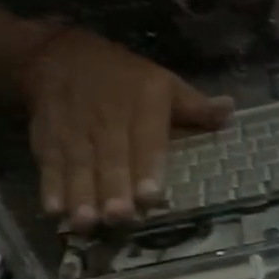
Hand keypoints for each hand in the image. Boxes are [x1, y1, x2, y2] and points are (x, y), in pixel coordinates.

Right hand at [20, 28, 232, 228]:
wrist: (59, 56)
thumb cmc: (122, 76)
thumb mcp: (163, 82)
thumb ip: (195, 106)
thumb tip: (230, 112)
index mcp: (142, 104)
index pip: (146, 138)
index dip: (148, 167)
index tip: (152, 195)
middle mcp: (108, 120)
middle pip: (111, 157)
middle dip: (113, 188)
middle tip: (119, 216)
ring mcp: (75, 131)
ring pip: (79, 166)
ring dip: (82, 195)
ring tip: (88, 222)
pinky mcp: (47, 140)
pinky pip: (49, 165)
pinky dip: (50, 187)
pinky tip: (55, 211)